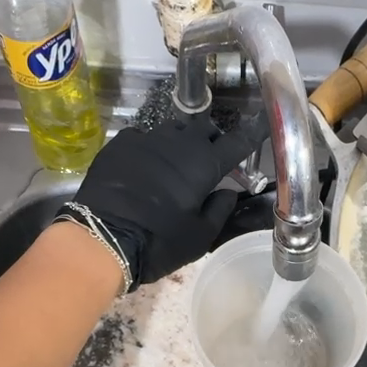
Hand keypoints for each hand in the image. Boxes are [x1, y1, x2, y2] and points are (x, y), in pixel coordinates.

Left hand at [73, 116, 255, 287]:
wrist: (103, 237)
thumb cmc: (159, 242)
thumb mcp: (199, 238)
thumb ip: (219, 210)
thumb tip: (228, 192)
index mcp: (204, 164)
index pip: (237, 142)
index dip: (252, 133)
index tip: (263, 123)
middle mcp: (178, 143)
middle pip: (203, 129)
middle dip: (212, 139)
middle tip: (211, 157)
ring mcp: (146, 138)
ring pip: (172, 132)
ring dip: (180, 144)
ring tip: (175, 165)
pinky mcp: (120, 144)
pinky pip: (143, 139)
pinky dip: (151, 151)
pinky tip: (144, 169)